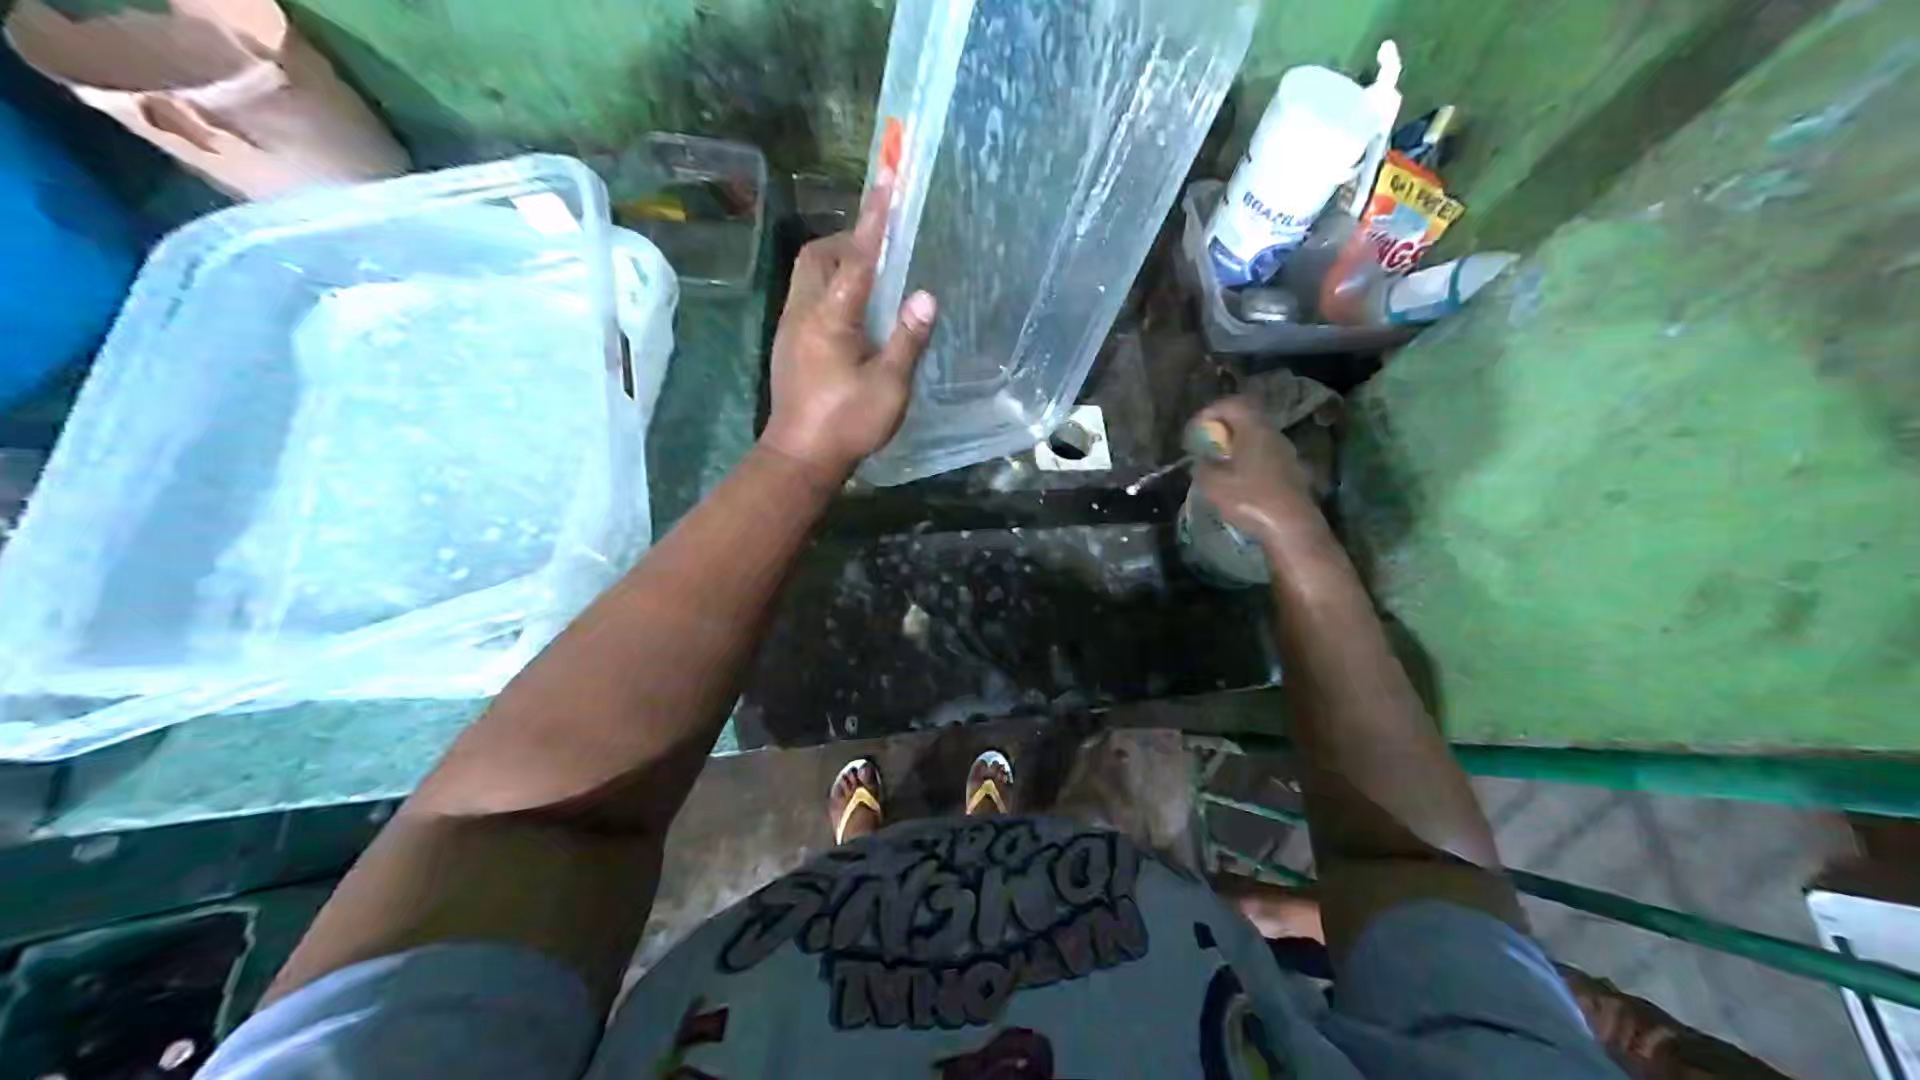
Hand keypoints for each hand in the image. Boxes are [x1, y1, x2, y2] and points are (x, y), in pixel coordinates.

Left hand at [760, 175, 937, 480]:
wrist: (800, 458)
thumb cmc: (847, 424)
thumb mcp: (888, 387)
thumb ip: (907, 339)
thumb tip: (926, 297)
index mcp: (830, 318)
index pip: (857, 257)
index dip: (875, 220)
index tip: (887, 183)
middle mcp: (803, 313)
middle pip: (818, 255)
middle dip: (848, 239)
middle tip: (880, 248)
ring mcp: (790, 329)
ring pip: (807, 276)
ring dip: (836, 264)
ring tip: (870, 278)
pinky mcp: (788, 345)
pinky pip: (806, 298)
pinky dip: (829, 289)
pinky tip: (851, 313)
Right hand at [1192, 396, 1330, 552]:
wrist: (1292, 527)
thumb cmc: (1250, 499)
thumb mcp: (1213, 484)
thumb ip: (1203, 466)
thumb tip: (1204, 461)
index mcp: (1255, 430)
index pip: (1232, 404)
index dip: (1209, 412)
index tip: (1195, 432)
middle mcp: (1274, 434)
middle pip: (1246, 418)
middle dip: (1222, 429)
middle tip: (1206, 446)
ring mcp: (1287, 453)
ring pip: (1257, 438)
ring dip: (1236, 446)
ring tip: (1220, 466)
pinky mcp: (1292, 471)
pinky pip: (1266, 455)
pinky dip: (1249, 460)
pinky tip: (1240, 482)